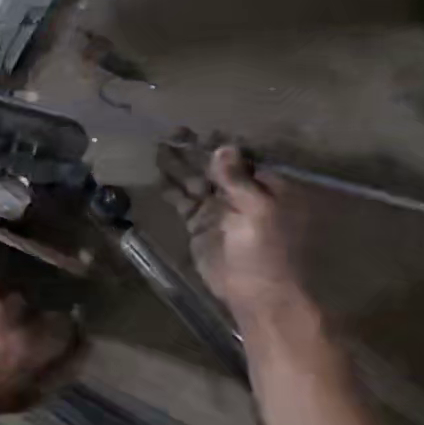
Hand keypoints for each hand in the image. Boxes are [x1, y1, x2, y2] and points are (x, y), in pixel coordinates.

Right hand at [163, 143, 307, 319]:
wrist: (258, 295)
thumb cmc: (268, 251)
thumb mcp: (258, 210)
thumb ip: (237, 178)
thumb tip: (223, 146)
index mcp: (266, 188)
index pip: (241, 157)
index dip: (219, 142)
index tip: (198, 129)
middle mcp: (241, 194)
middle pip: (214, 166)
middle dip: (194, 150)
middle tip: (172, 132)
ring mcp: (218, 209)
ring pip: (194, 180)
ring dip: (178, 165)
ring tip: (158, 145)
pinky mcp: (199, 224)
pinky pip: (181, 201)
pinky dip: (169, 188)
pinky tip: (156, 174)